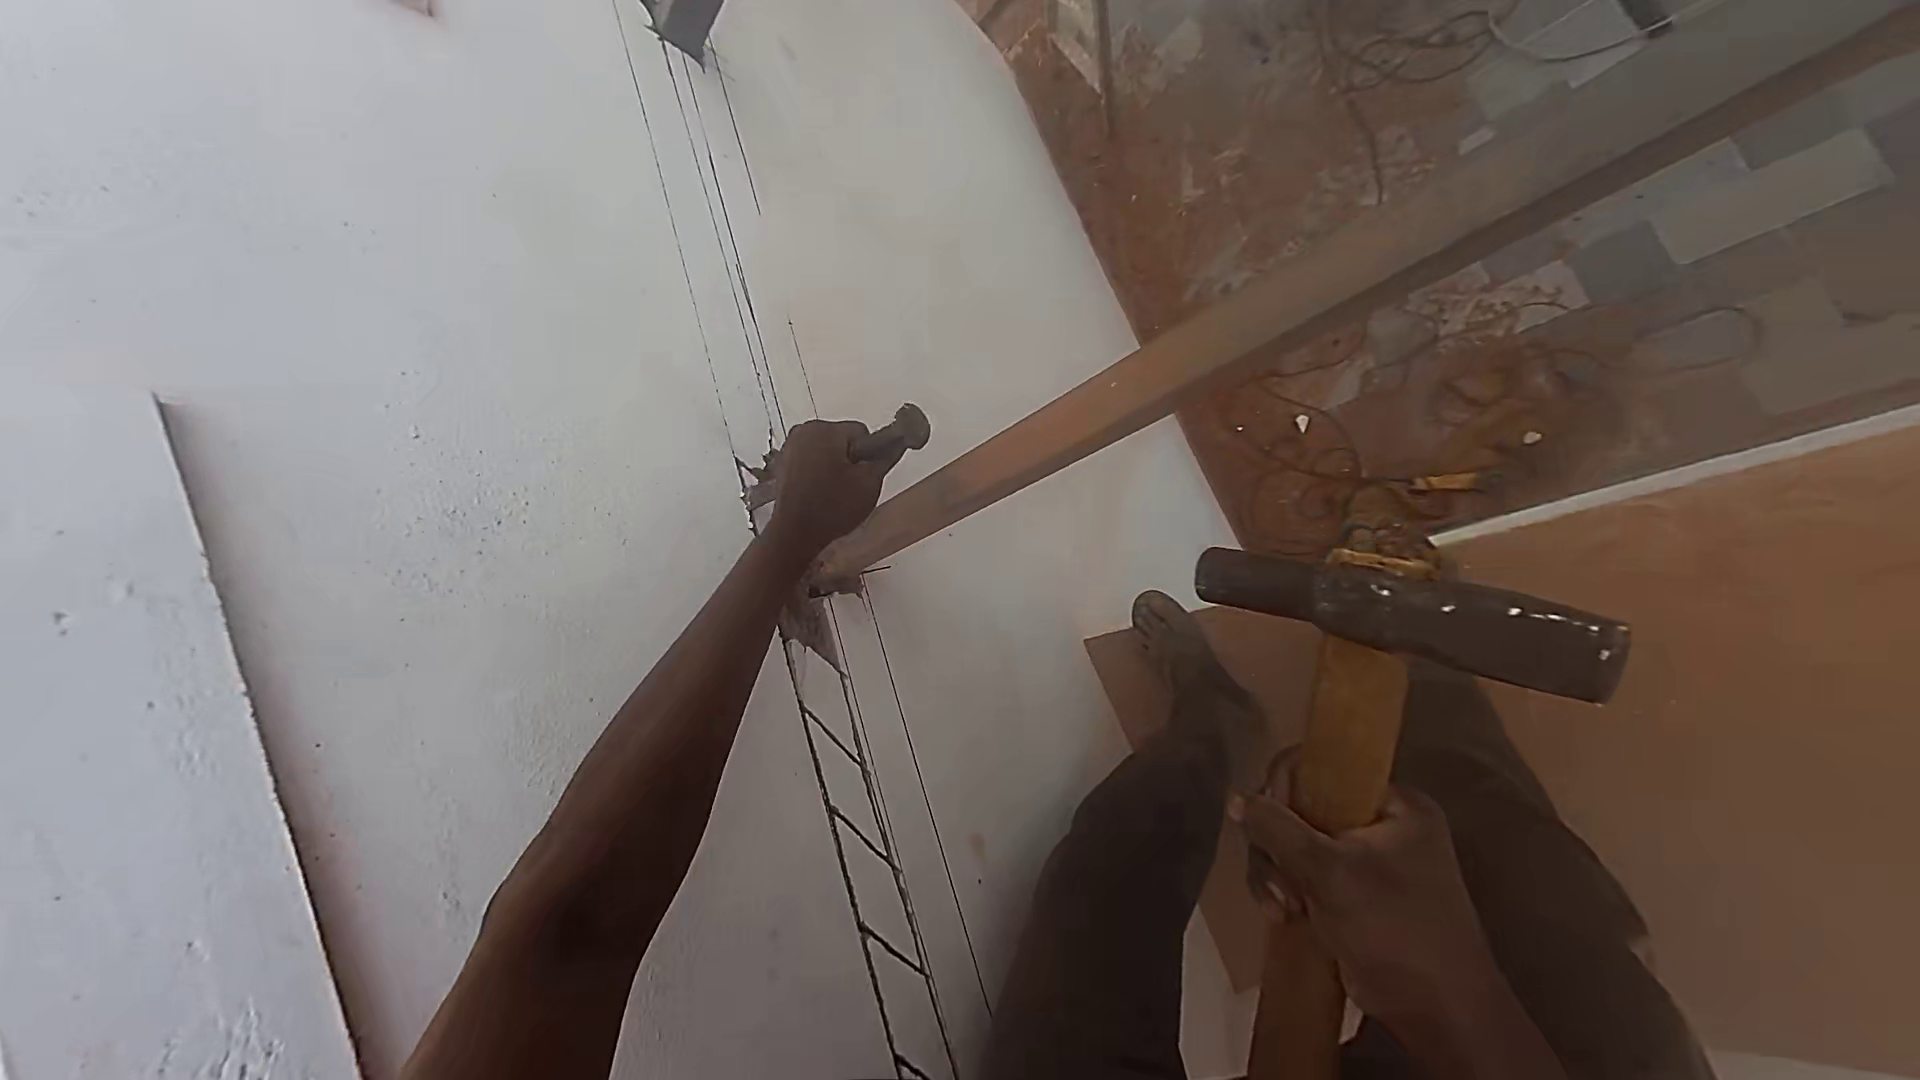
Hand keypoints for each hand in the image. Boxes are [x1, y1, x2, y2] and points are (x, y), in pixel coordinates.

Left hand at [762, 419, 886, 560]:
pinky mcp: (781, 465)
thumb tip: (895, 443)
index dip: (868, 456)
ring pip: (826, 452)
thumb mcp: (870, 483)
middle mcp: (802, 431)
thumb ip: (885, 457)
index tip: (864, 477)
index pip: (861, 433)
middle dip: (849, 460)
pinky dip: (818, 475)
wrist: (795, 534)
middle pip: (841, 440)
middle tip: (850, 488)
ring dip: (834, 468)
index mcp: (824, 429)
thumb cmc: (832, 507)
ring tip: (835, 494)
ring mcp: (788, 448)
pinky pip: (810, 463)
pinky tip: (820, 496)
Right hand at [1233, 769, 1501, 1032]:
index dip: (1286, 788)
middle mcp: (1378, 823)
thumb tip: (1233, 797)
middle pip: (1298, 806)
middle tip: (1279, 879)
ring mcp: (1362, 859)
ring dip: (1275, 872)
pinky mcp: (1347, 890)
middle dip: (1277, 845)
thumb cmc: (1395, 931)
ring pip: (1291, 841)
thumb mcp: (1330, 872)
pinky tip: (1282, 915)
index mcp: (1393, 804)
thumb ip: (1277, 828)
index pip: (1322, 766)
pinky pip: (1298, 870)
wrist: (1441, 1021)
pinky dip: (1284, 888)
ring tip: (1281, 907)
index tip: (1270, 821)